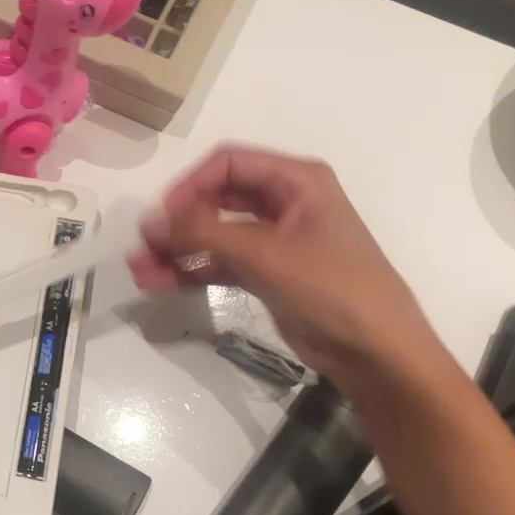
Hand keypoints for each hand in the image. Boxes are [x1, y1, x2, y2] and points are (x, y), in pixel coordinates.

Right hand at [129, 145, 447, 386]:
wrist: (374, 349)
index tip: (161, 217)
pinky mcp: (265, 273)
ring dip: (176, 250)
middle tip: (142, 247)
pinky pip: (217, 263)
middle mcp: (283, 203)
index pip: (228, 165)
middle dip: (177, 222)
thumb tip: (148, 220)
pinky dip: (190, 271)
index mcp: (296, 181)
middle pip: (215, 199)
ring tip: (140, 271)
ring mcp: (273, 240)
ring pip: (212, 235)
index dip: (189, 186)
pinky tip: (159, 283)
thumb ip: (202, 233)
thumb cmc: (330, 287)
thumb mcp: (264, 253)